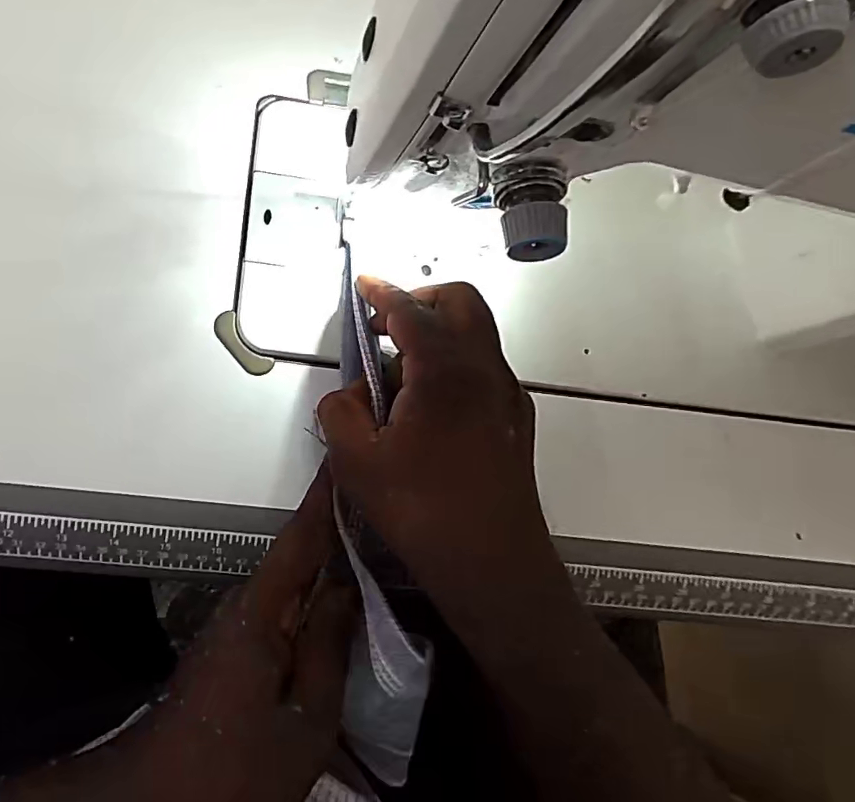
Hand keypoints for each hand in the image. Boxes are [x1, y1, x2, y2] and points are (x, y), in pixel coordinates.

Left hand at [112, 468, 358, 801]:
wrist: (165, 789)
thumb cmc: (238, 762)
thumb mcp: (305, 718)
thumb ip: (327, 648)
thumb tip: (345, 588)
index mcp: (261, 610)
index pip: (299, 540)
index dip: (322, 498)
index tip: (338, 457)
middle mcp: (245, 604)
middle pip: (294, 557)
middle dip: (329, 526)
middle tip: (369, 500)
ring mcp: (235, 624)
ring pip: (288, 584)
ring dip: (321, 562)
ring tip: (361, 543)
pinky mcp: (233, 645)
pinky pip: (279, 609)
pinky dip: (308, 596)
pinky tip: (332, 602)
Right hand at [315, 277, 551, 589]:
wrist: (494, 570)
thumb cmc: (425, 513)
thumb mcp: (355, 461)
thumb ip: (341, 410)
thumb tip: (351, 394)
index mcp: (447, 373)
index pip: (412, 311)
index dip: (382, 292)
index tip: (365, 284)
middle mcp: (485, 374)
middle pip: (460, 304)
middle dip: (419, 299)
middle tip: (382, 323)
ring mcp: (506, 397)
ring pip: (474, 334)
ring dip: (434, 331)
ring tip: (393, 369)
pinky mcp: (512, 421)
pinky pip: (480, 366)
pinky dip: (449, 359)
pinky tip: (420, 403)